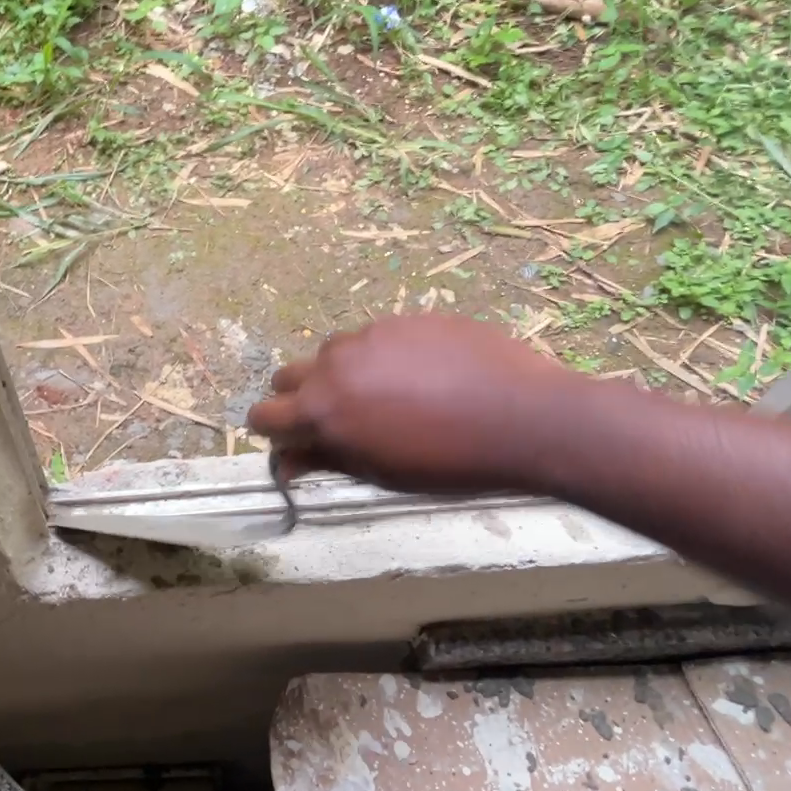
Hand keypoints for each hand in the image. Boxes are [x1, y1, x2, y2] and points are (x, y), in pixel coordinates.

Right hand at [247, 315, 586, 493]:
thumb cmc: (449, 462)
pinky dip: (381, 356)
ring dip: (342, 373)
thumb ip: (324, 460)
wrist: (526, 418)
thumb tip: (285, 463)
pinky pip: (373, 337)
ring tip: (388, 394)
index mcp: (321, 410)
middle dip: (300, 398)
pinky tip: (422, 374)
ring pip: (332, 353)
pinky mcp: (402, 319)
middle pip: (288, 377)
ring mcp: (368, 336)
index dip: (275, 430)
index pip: (264, 415)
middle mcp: (333, 366)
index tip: (298, 441)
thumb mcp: (380, 471)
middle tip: (340, 418)